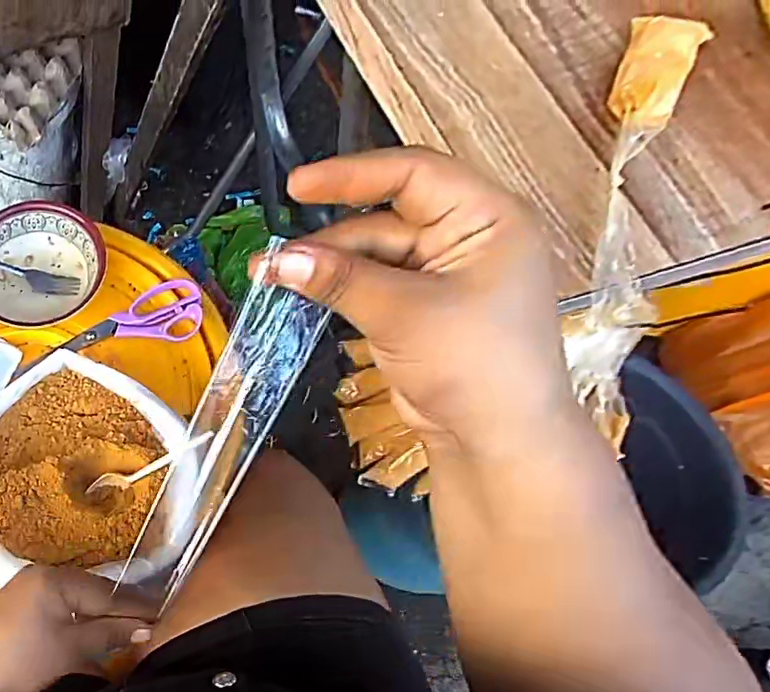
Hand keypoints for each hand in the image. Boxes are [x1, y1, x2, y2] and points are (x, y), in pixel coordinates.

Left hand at [0, 566, 155, 691]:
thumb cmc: (20, 665)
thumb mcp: (72, 651)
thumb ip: (110, 634)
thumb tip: (148, 627)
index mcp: (55, 579)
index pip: (109, 593)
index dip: (138, 608)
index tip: (166, 618)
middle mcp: (39, 576)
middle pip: (92, 594)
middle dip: (119, 613)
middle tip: (150, 629)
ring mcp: (24, 590)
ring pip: (75, 603)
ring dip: (98, 619)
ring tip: (125, 635)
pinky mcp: (15, 609)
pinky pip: (57, 611)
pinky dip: (76, 624)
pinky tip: (89, 637)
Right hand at [258, 148, 572, 453]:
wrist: (493, 439)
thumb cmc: (475, 366)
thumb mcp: (404, 313)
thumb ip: (341, 281)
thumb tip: (282, 260)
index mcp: (486, 218)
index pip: (413, 175)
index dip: (352, 176)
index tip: (300, 186)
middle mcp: (465, 242)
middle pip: (385, 222)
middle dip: (330, 239)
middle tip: (276, 256)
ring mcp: (440, 281)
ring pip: (374, 260)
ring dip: (329, 269)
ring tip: (278, 277)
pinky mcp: (419, 315)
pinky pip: (374, 291)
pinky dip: (340, 294)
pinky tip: (305, 295)